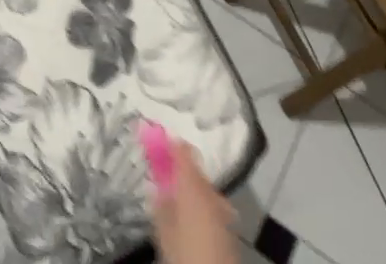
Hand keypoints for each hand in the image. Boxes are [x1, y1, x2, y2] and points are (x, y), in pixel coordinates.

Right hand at [150, 145, 237, 263]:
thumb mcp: (163, 229)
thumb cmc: (184, 251)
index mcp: (192, 186)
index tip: (157, 133)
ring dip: (190, 183)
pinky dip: (199, 198)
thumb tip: (157, 184)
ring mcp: (222, 208)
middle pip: (195, 169)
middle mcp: (210, 191)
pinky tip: (191, 210)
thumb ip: (160, 203)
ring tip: (175, 191)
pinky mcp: (228, 224)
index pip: (183, 152)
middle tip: (162, 165)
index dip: (170, 141)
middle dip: (179, 165)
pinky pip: (211, 201)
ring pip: (203, 186)